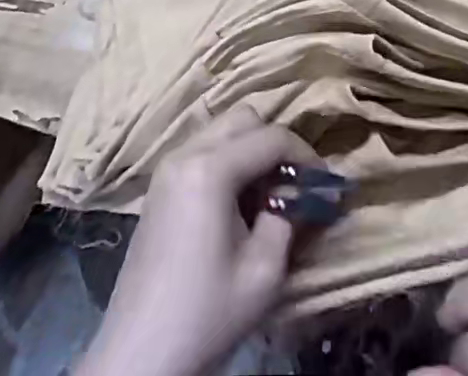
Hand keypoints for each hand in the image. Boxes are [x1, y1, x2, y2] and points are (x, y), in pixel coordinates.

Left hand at [77, 107, 322, 375]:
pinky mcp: (160, 183)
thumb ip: (288, 216)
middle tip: (296, 184)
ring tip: (269, 195)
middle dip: (275, 143)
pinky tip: (239, 202)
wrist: (142, 349)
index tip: (325, 184)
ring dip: (251, 150)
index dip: (305, 155)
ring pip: (220, 130)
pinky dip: (228, 160)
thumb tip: (303, 192)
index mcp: (209, 169)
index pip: (270, 136)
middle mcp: (184, 153)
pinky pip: (202, 150)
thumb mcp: (264, 270)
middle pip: (242, 119)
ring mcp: (167, 166)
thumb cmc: (208, 312)